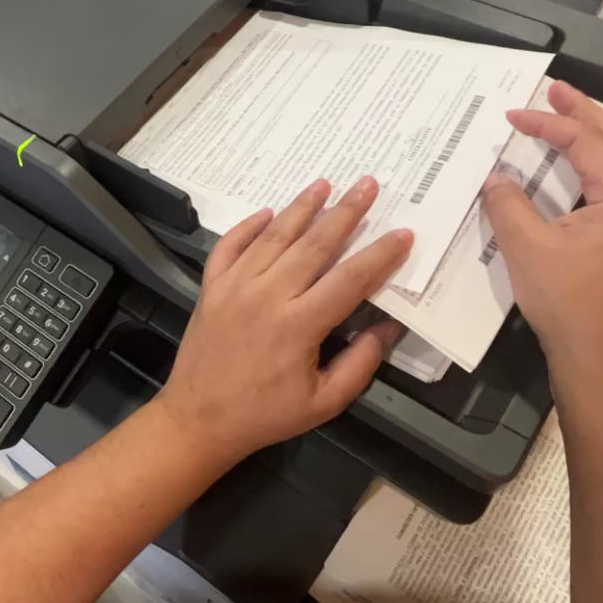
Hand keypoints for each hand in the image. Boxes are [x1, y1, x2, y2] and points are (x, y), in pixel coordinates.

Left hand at [151, 176, 412, 462]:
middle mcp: (267, 296)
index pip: (350, 279)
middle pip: (313, 245)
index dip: (380, 254)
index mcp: (299, 325)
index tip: (403, 232)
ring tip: (323, 183)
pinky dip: (246, 227)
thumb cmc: (265, 415)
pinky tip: (266, 212)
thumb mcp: (324, 402)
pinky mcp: (210, 288)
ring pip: (272, 237)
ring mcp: (234, 288)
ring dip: (300, 207)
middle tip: (367, 183)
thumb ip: (361, 363)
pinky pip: (229, 247)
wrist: (199, 419)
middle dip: (345, 212)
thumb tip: (390, 326)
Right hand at [481, 81, 602, 392]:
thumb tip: (497, 177)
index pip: (586, 143)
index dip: (547, 124)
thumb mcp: (528, 249)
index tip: (511, 114)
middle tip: (557, 89)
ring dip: (594, 136)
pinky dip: (595, 164)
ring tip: (568, 116)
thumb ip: (509, 205)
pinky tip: (576, 167)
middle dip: (585, 113)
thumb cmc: (569, 301)